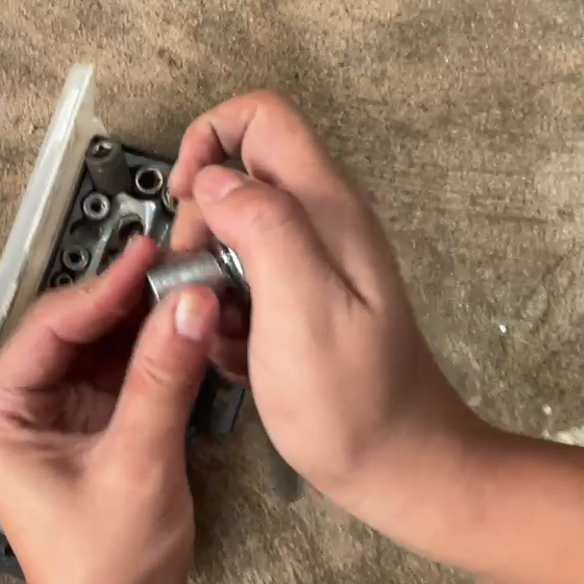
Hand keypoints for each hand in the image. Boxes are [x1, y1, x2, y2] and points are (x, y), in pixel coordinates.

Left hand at [0, 238, 217, 583]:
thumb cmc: (108, 570)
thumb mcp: (137, 464)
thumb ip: (162, 378)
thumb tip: (192, 302)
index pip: (50, 328)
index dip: (103, 288)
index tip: (150, 255)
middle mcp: (17, 405)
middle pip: (72, 330)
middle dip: (126, 301)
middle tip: (179, 266)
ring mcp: (54, 414)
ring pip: (98, 346)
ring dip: (142, 322)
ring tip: (189, 288)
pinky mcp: (88, 426)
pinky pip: (118, 373)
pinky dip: (151, 353)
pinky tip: (183, 328)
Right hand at [165, 91, 482, 529]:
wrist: (397, 465)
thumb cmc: (352, 399)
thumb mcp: (301, 308)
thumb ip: (261, 228)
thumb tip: (212, 179)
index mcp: (325, 208)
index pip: (260, 117)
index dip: (208, 141)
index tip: (185, 200)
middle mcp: (320, 221)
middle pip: (234, 174)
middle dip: (198, 224)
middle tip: (204, 284)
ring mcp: (309, 259)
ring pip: (228, 230)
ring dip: (205, 273)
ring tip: (225, 327)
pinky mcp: (297, 294)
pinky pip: (237, 275)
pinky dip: (222, 304)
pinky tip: (238, 346)